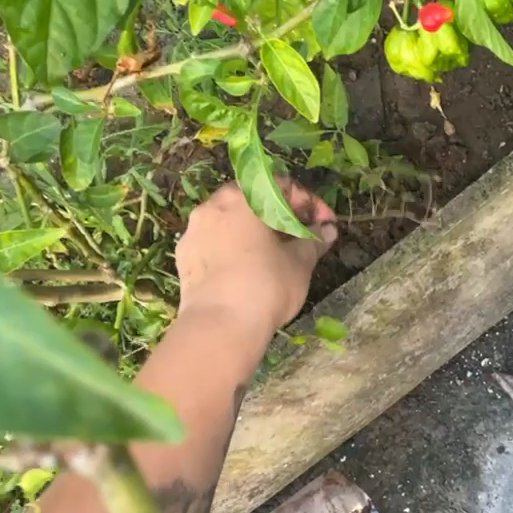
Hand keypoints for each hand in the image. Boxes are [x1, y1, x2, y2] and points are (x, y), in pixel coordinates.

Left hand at [175, 180, 336, 334]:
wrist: (220, 326)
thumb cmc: (267, 285)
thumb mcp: (300, 262)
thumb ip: (313, 240)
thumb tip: (327, 229)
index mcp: (243, 199)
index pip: (281, 186)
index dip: (308, 203)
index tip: (324, 223)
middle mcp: (213, 206)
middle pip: (252, 199)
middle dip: (279, 213)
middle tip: (300, 234)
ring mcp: (194, 231)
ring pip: (231, 220)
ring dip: (255, 229)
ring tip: (275, 251)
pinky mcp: (184, 256)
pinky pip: (215, 241)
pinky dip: (235, 246)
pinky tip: (248, 267)